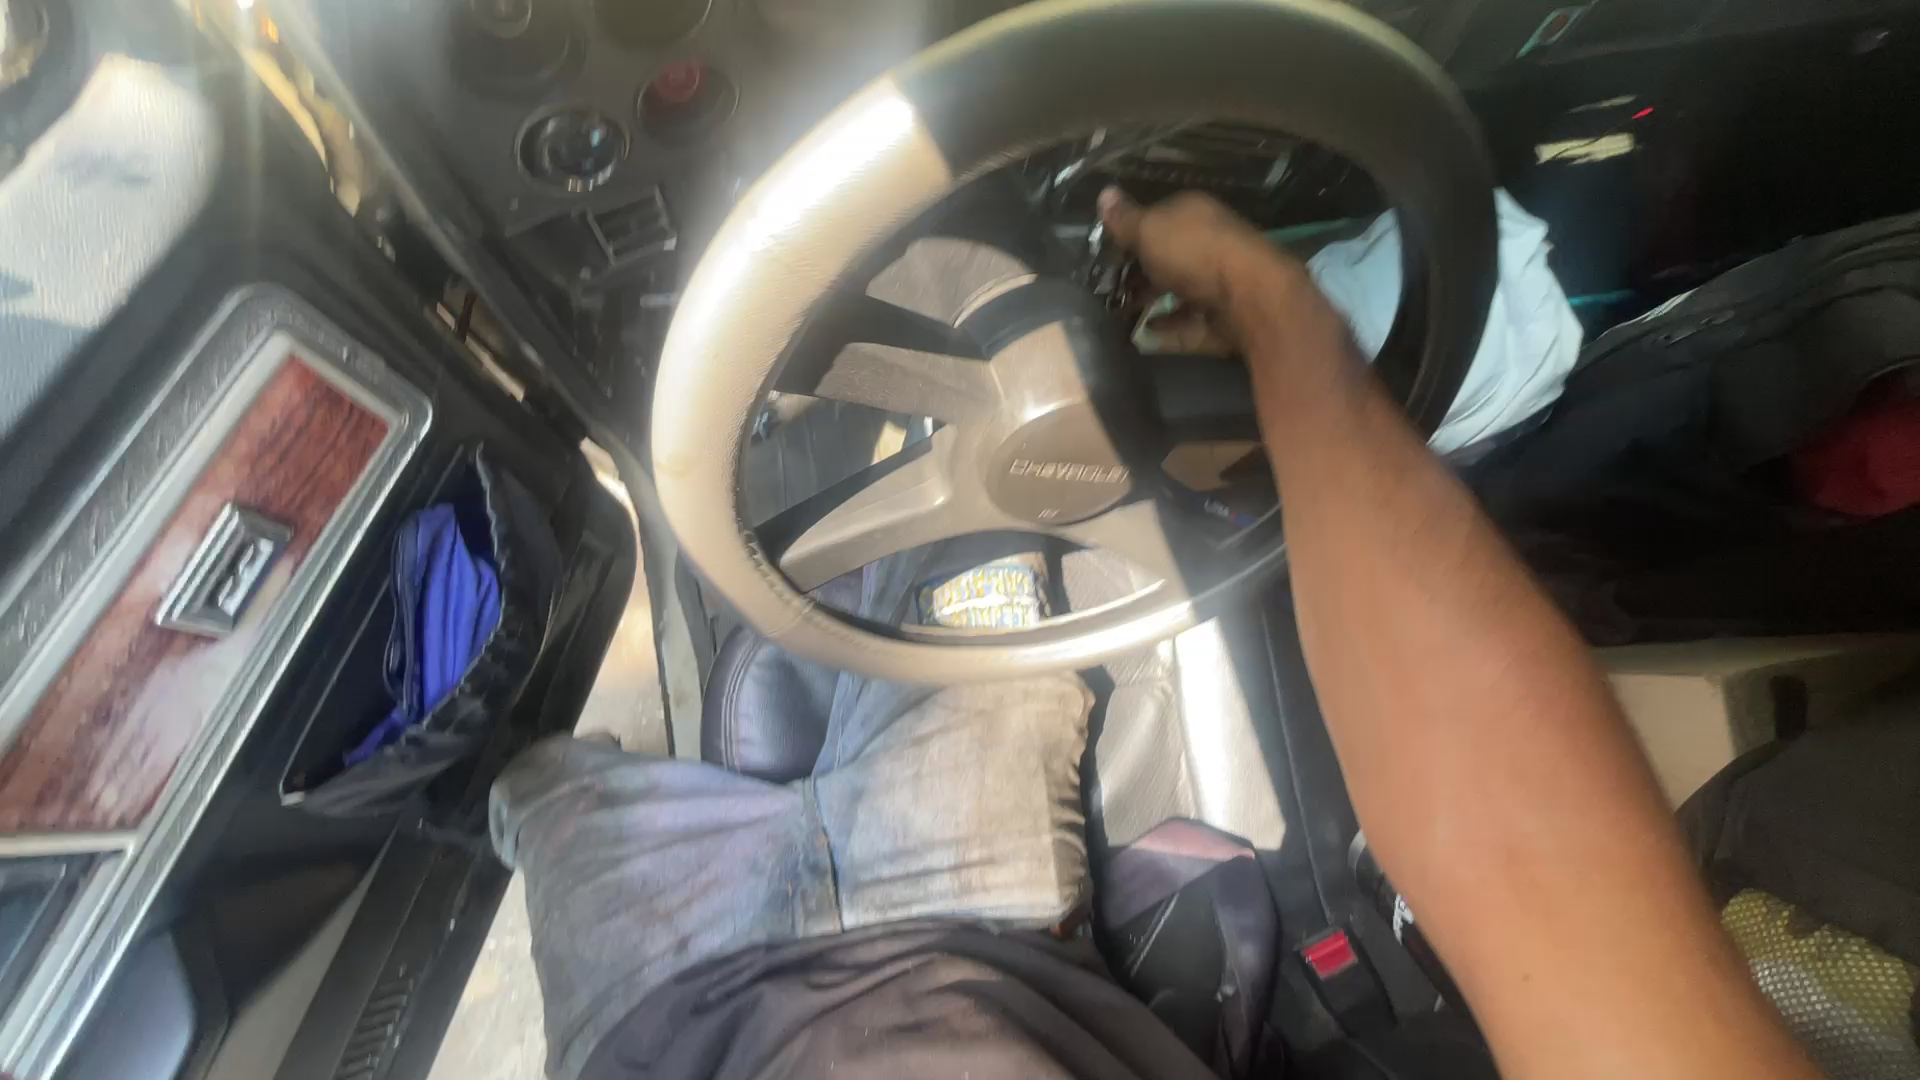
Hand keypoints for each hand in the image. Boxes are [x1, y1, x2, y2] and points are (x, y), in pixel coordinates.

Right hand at [1097, 188, 1314, 348]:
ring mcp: (1216, 281)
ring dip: (1151, 300)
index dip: (1131, 236)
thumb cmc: (1194, 253)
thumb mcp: (1150, 230)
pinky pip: (1187, 322)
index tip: (1105, 257)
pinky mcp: (1220, 315)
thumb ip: (1125, 220)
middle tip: (1108, 290)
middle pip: (1168, 257)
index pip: (1157, 220)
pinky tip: (1145, 334)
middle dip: (1140, 272)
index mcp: (1193, 214)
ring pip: (1178, 290)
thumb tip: (1104, 192)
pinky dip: (1167, 328)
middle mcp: (1208, 243)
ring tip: (1122, 313)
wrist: (1246, 297)